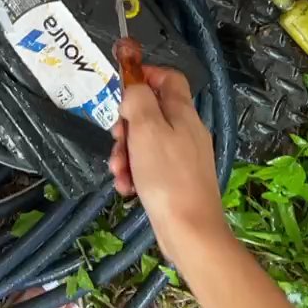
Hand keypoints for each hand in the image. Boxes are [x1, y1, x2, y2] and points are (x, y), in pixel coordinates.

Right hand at [108, 66, 232, 267]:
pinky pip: (151, 166)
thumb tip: (134, 90)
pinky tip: (126, 187)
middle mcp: (186, 131)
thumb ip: (138, 99)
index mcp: (182, 113)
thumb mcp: (146, 128)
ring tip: (118, 171)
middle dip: (126, 124)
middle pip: (151, 112)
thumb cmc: (166, 175)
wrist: (190, 232)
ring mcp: (184, 157)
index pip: (169, 77)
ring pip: (146, 141)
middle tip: (116, 137)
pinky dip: (135, 173)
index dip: (145, 75)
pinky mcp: (178, 180)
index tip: (123, 87)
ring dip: (126, 153)